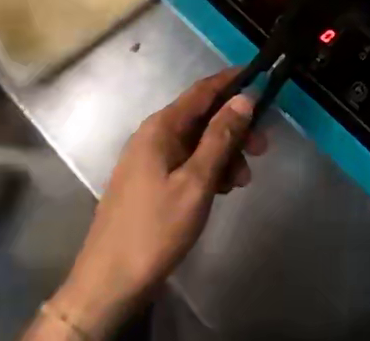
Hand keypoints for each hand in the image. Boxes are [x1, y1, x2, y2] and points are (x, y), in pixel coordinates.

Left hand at [49, 69, 268, 334]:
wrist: (106, 288)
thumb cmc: (154, 230)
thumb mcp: (196, 182)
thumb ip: (220, 137)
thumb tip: (244, 97)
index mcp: (161, 127)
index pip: (203, 90)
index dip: (234, 82)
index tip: (263, 80)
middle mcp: (154, 135)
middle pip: (203, 117)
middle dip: (235, 128)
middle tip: (262, 148)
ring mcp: (150, 160)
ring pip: (197, 142)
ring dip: (225, 153)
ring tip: (242, 180)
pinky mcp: (150, 183)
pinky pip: (187, 161)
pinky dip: (209, 169)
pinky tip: (222, 190)